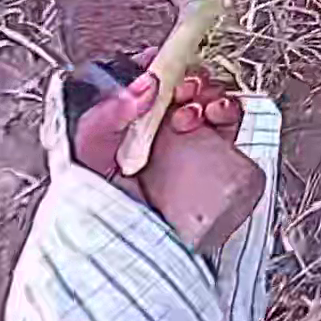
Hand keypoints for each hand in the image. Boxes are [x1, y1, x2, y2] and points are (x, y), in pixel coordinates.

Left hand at [71, 54, 266, 252]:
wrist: (132, 260)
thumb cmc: (99, 214)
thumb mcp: (87, 160)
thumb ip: (107, 119)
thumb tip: (144, 84)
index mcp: (126, 127)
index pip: (145, 82)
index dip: (157, 65)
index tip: (160, 60)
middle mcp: (160, 131)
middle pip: (182, 86)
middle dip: (185, 79)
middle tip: (180, 89)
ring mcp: (191, 145)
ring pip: (210, 98)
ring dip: (207, 93)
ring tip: (194, 111)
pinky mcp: (217, 158)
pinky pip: (232, 122)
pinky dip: (230, 109)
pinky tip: (218, 115)